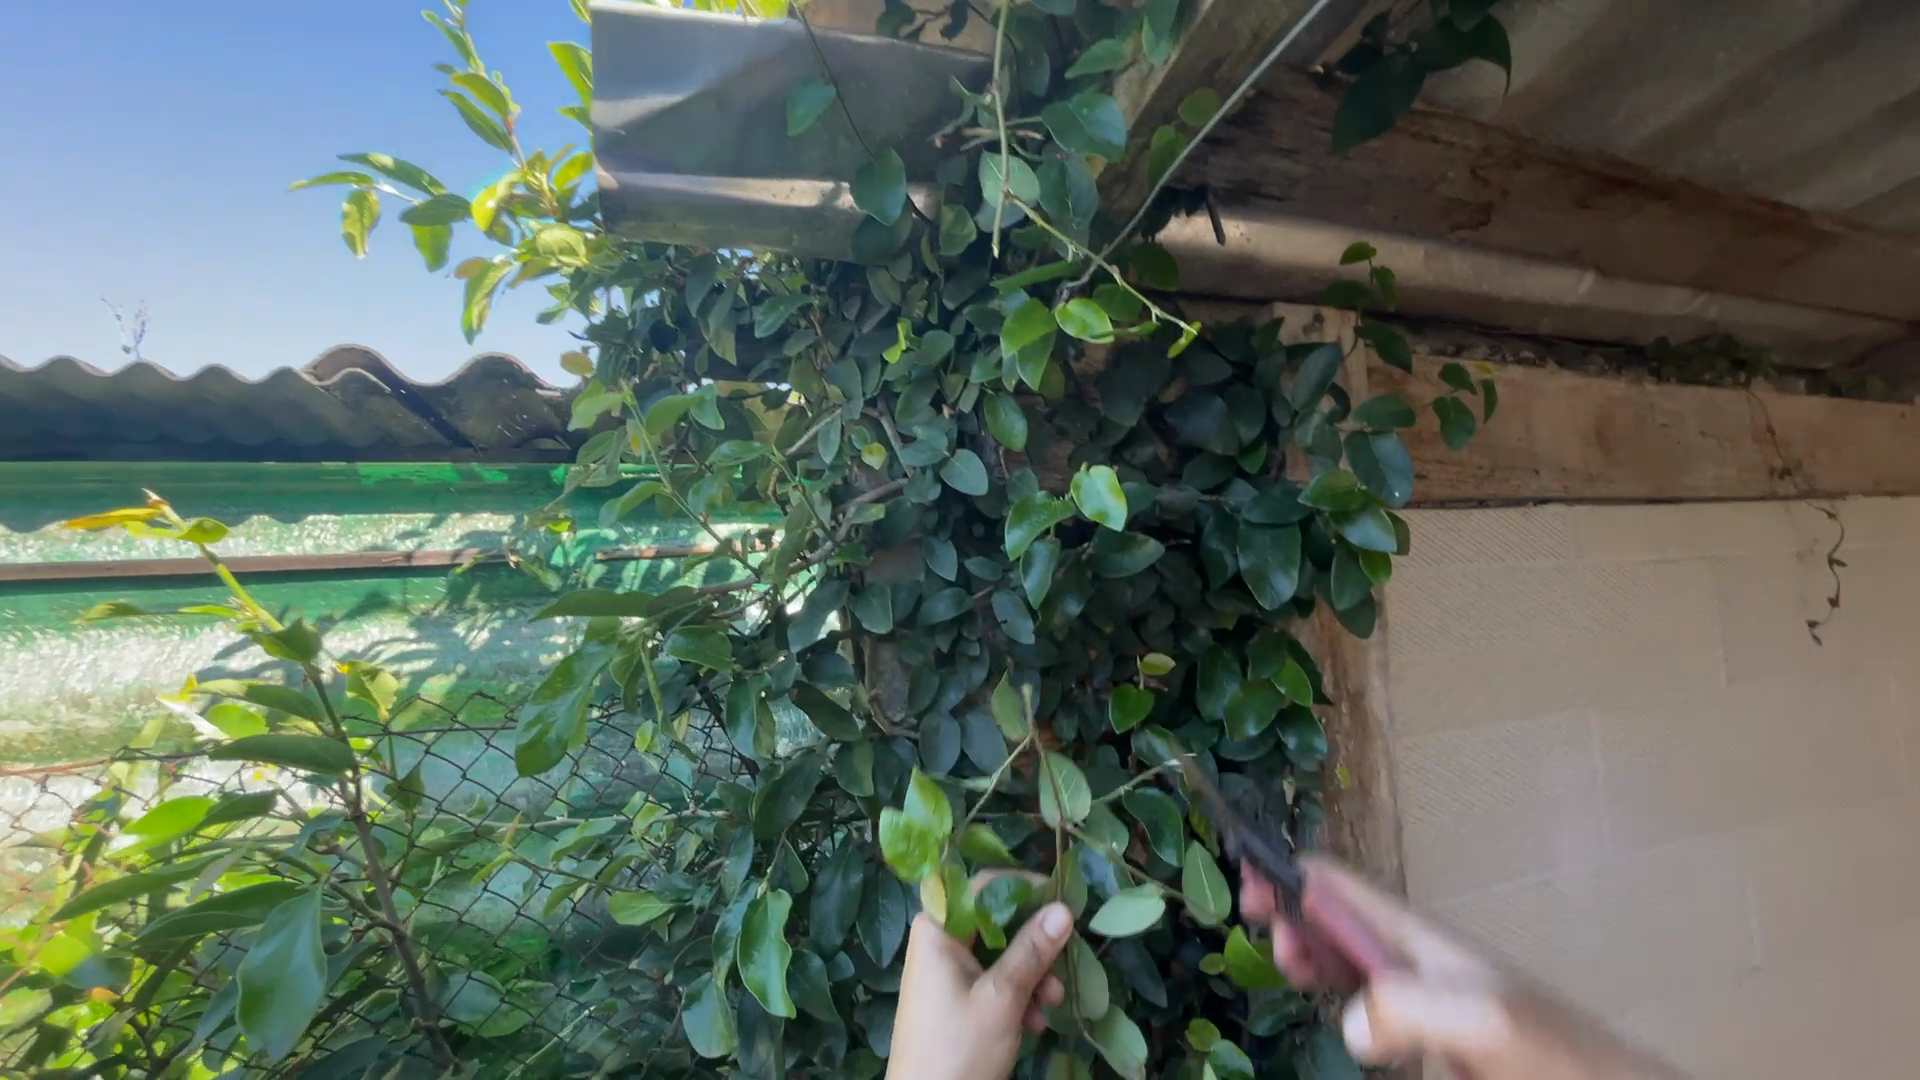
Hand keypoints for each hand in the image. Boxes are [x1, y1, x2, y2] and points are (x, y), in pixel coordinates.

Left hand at [885, 893, 1073, 1079]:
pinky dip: (1018, 995)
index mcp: (939, 926)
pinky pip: (994, 979)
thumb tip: (1063, 908)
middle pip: (997, 920)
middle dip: (1034, 943)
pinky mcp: (956, 997)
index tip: (1063, 900)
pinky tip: (1036, 1022)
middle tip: (1065, 961)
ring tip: (1053, 1003)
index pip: (986, 886)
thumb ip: (1032, 950)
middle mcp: (941, 939)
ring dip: (1032, 974)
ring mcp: (947, 969)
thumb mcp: (1002, 998)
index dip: (1026, 888)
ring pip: (1001, 953)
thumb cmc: (958, 1048)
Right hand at [1244, 856, 1687, 1079]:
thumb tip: (1352, 1025)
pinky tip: (1341, 1016)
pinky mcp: (1427, 1034)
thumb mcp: (1481, 1018)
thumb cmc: (1552, 1048)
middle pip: (1327, 914)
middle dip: (1287, 914)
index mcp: (1411, 930)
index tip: (1250, 891)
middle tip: (1267, 936)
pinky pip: (1366, 1002)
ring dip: (1306, 953)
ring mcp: (1417, 992)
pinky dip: (1336, 995)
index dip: (1285, 873)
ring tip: (1291, 969)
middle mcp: (1406, 952)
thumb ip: (1407, 1007)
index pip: (1334, 880)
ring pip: (1341, 956)